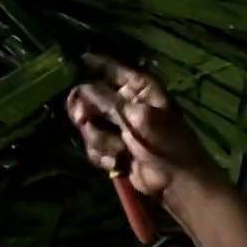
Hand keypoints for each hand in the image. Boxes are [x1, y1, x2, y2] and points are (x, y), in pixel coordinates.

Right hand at [66, 55, 223, 210]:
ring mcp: (116, 125)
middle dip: (86, 111)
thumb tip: (77, 90)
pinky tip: (119, 162)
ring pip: (87, 124)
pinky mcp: (110, 147)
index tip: (70, 66)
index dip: (88, 64)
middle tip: (84, 119)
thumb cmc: (166, 143)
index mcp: (138, 87)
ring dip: (101, 140)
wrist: (176, 182)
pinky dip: (103, 155)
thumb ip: (107, 100)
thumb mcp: (138, 116)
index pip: (108, 67)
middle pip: (88, 96)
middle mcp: (124, 101)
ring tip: (120, 150)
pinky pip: (92, 145)